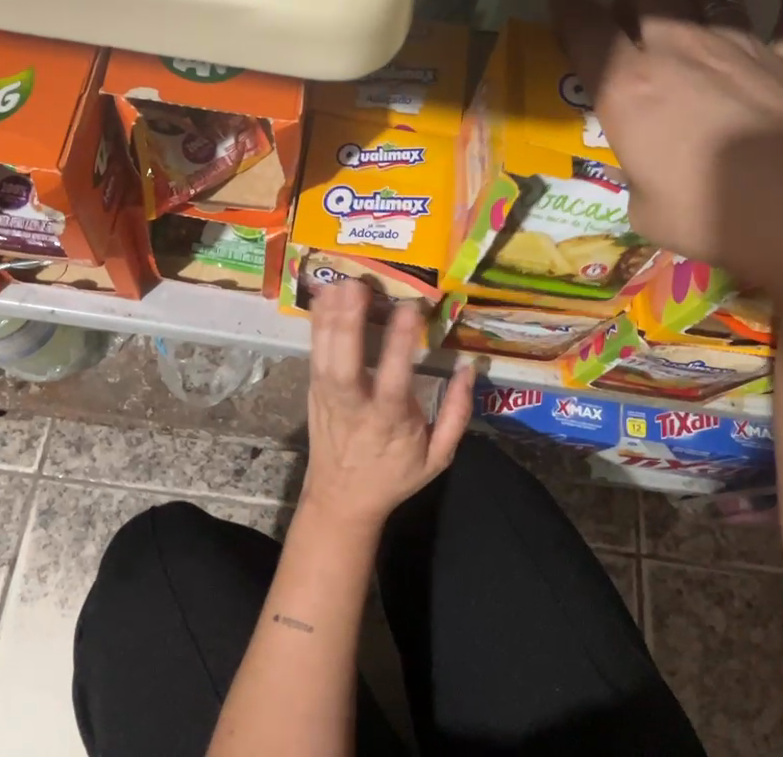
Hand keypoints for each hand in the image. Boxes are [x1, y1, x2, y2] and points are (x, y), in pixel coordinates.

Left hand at [299, 280, 473, 532]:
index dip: (401, 345)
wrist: (341, 500)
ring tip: (340, 283)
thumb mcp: (437, 458)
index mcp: (388, 423)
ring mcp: (327, 399)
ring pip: (324, 357)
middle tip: (359, 286)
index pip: (394, 381)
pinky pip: (314, 355)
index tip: (410, 309)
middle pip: (345, 366)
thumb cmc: (394, 476)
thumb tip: (469, 369)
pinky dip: (317, 325)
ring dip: (330, 318)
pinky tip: (323, 297)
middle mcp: (353, 408)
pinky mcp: (313, 392)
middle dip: (349, 325)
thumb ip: (457, 415)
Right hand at [549, 0, 782, 293]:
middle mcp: (681, 51)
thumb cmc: (714, 219)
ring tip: (692, 16)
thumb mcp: (645, 210)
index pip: (585, 27)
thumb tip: (649, 169)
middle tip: (632, 23)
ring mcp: (743, 48)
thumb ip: (639, 174)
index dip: (567, 7)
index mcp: (629, 88)